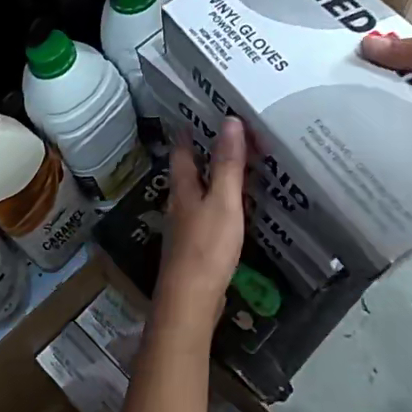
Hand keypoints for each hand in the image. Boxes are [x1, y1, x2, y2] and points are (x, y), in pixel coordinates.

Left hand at [158, 117, 250, 322]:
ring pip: (196, 194)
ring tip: (233, 165)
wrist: (191, 298)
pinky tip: (231, 207)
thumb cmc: (206, 247)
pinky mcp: (194, 246)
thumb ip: (227, 165)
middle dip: (200, 153)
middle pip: (186, 173)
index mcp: (182, 190)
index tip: (197, 113)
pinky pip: (206, 214)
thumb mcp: (223, 201)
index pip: (181, 152)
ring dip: (210, 178)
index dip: (188, 132)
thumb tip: (229, 122)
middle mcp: (178, 205)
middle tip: (223, 134)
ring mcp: (184, 227)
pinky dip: (218, 202)